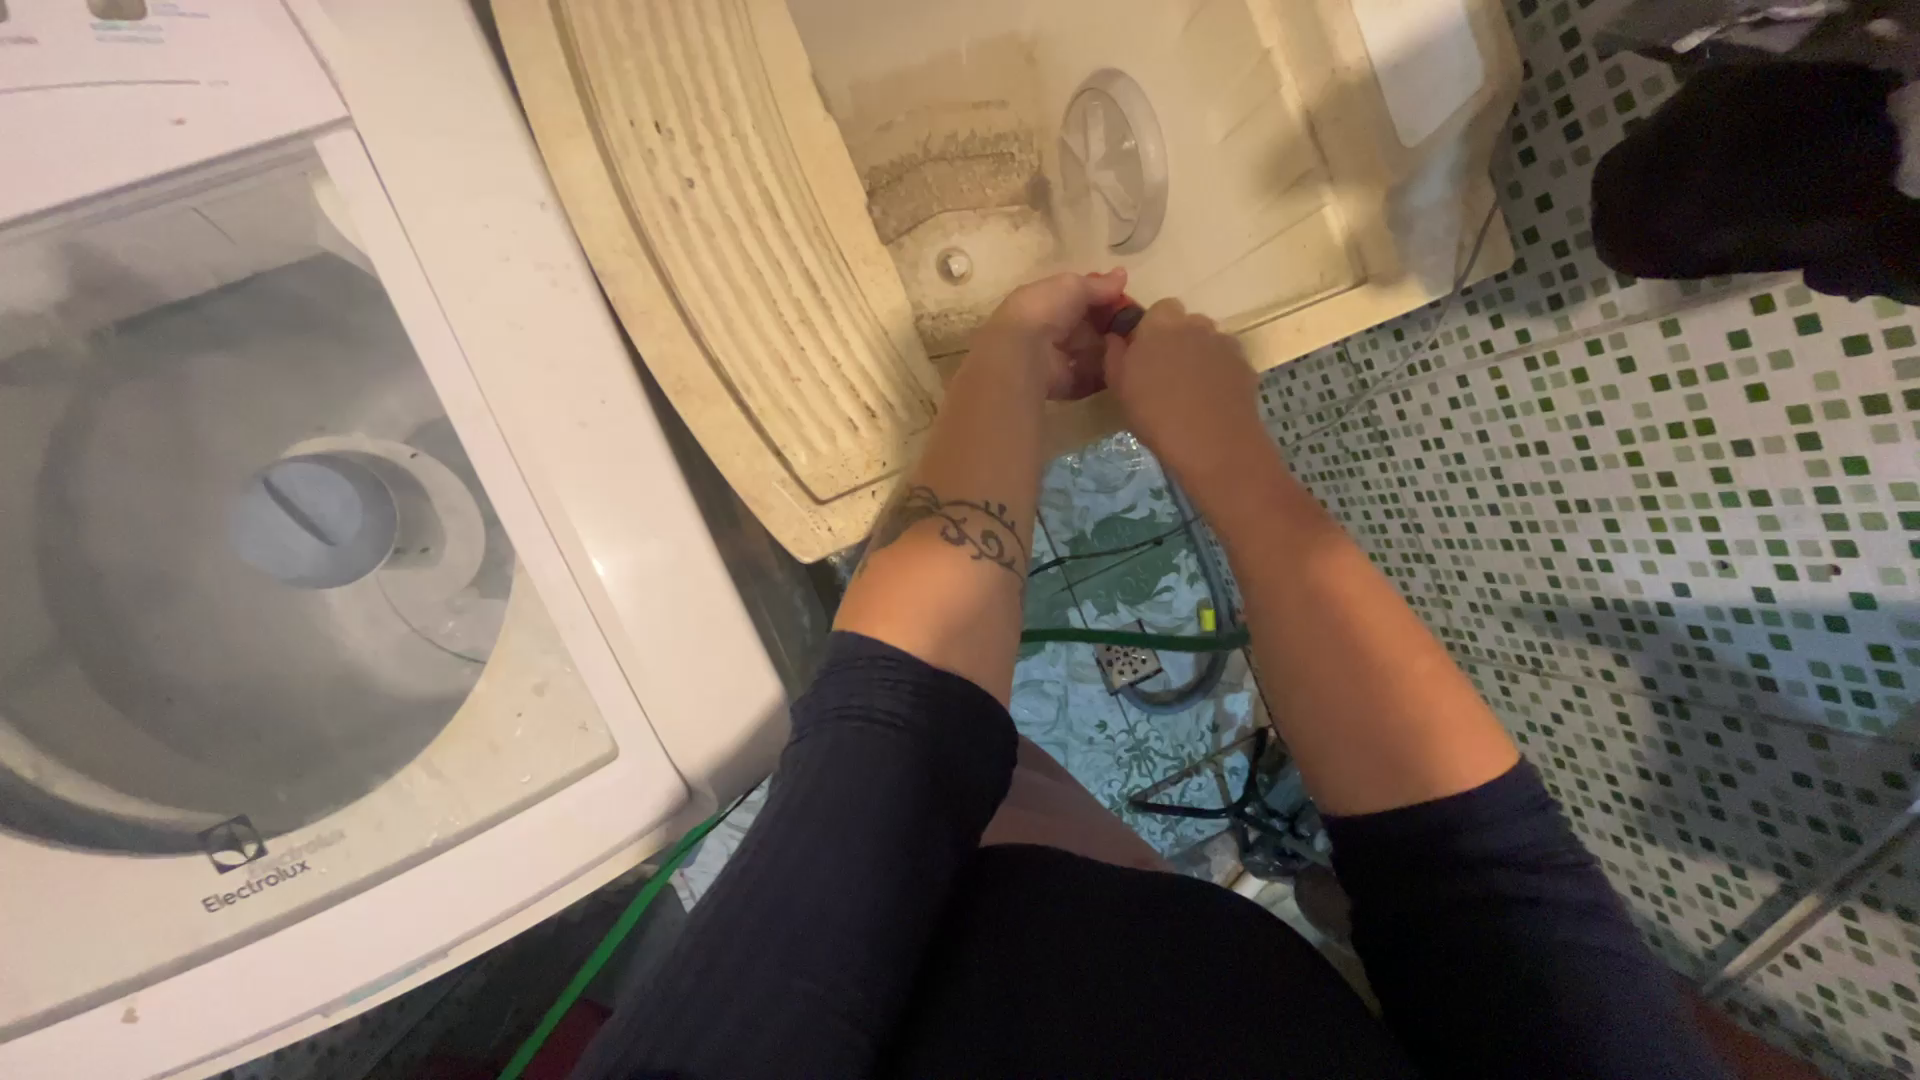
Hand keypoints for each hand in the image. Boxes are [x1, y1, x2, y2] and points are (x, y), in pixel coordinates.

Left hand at [970, 269, 1128, 400]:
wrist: (1022, 353)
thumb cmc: (1045, 310)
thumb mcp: (1073, 286)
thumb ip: (1098, 285)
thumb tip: (1122, 274)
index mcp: (1044, 303)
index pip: (1077, 300)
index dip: (1101, 300)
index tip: (1125, 301)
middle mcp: (1048, 331)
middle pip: (1084, 329)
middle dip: (1107, 328)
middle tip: (1133, 327)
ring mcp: (1053, 360)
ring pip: (1087, 355)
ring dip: (1107, 352)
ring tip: (1130, 348)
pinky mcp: (1060, 385)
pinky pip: (1086, 379)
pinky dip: (1101, 376)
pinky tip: (1120, 368)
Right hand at [1102, 298, 1266, 484]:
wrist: (1211, 442)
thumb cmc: (1154, 414)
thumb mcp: (1119, 388)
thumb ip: (1115, 356)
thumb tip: (1115, 337)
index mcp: (1159, 325)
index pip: (1159, 309)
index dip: (1152, 328)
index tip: (1145, 353)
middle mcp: (1195, 325)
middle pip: (1187, 322)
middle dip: (1178, 339)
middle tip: (1166, 373)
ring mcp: (1223, 343)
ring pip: (1208, 340)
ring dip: (1200, 354)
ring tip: (1191, 388)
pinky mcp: (1244, 363)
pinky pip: (1227, 359)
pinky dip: (1219, 371)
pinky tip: (1212, 398)